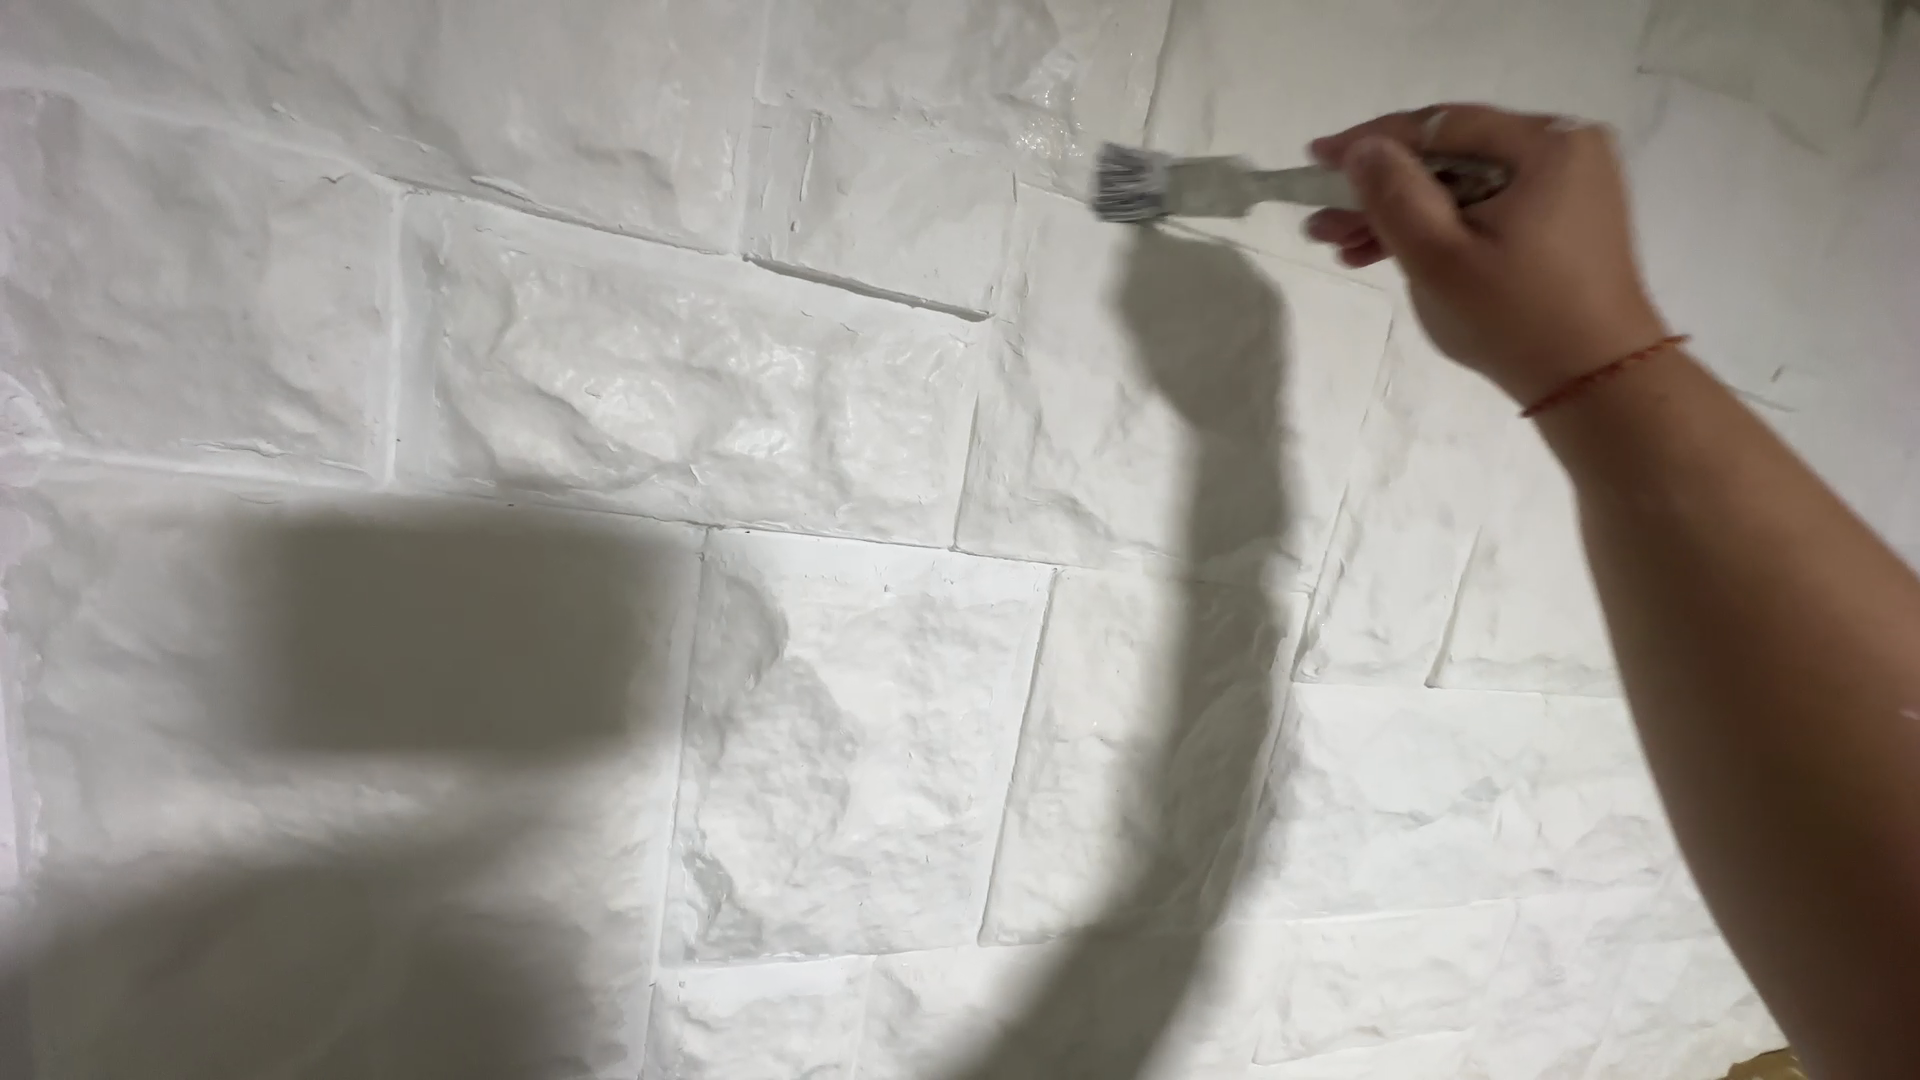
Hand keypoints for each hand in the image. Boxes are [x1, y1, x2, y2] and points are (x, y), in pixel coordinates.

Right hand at [1304, 104, 1669, 404]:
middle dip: (1378, 191)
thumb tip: (1360, 148)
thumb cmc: (1512, 316)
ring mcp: (1560, 187)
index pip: (1440, 125)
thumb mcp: (1438, 256)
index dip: (1371, 140)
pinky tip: (1381, 254)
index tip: (1315, 158)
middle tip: (1319, 221)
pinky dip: (1431, 230)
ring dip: (1396, 216)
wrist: (1589, 376)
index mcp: (1545, 144)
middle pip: (1447, 158)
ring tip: (1339, 246)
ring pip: (1456, 188)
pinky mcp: (1552, 222)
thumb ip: (1394, 196)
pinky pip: (1477, 211)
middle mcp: (1560, 150)